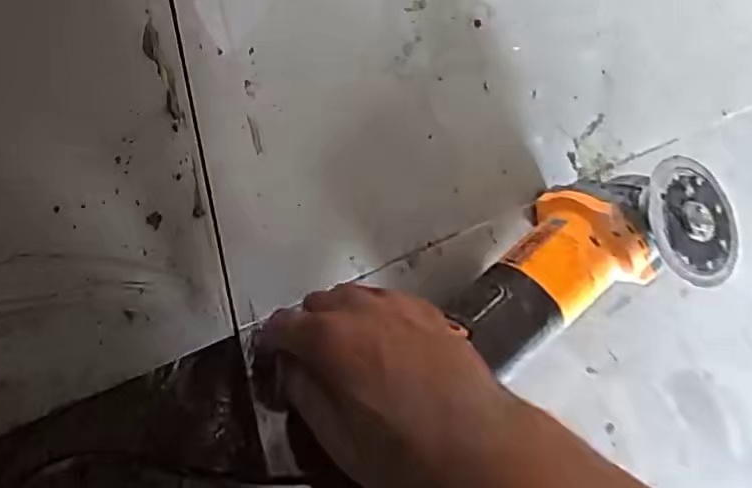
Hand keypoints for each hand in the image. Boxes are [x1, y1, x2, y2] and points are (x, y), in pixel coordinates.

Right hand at [263, 284, 643, 487]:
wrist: (481, 448)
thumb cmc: (411, 453)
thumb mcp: (339, 438)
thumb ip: (304, 393)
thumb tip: (291, 370)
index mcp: (330, 338)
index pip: (282, 323)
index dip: (271, 340)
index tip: (270, 351)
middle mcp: (359, 309)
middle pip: (315, 303)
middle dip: (307, 327)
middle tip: (311, 359)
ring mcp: (394, 304)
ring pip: (350, 297)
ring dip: (341, 318)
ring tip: (351, 354)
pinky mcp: (424, 309)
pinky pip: (385, 302)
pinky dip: (375, 317)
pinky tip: (387, 348)